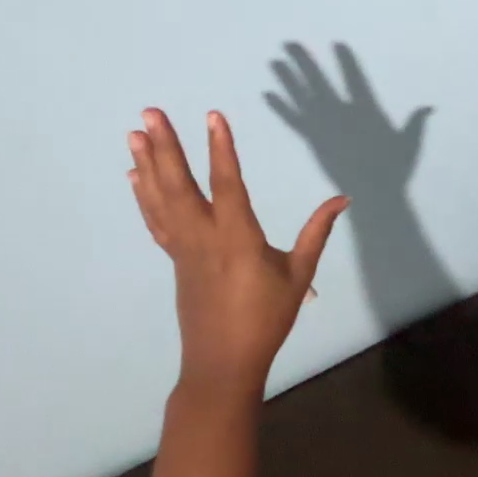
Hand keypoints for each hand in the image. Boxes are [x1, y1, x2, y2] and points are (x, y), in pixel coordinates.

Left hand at [128, 108, 347, 400]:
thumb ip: (317, 232)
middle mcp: (204, 237)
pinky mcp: (175, 259)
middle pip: (179, 185)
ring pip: (161, 199)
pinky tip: (135, 175)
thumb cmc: (267, 318)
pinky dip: (144, 195)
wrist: (223, 363)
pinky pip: (156, 220)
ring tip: (134, 132)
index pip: (228, 183)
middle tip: (149, 113)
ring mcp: (184, 248)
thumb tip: (342, 198)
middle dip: (166, 146)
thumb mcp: (300, 275)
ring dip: (148, 164)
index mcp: (237, 238)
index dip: (221, 148)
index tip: (213, 116)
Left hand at [265, 43, 430, 200]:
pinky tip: (268, 94)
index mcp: (365, 112)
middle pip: (320, 83)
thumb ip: (414, 124)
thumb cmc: (394, 170)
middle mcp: (341, 115)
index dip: (346, 62)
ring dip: (288, 79)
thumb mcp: (408, 144)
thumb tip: (428, 107)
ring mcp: (324, 128)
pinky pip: (293, 121)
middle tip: (289, 44)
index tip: (336, 44)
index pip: (355, 80)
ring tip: (275, 61)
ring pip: (302, 98)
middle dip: (305, 63)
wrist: (372, 195)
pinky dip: (281, 107)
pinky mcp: (312, 141)